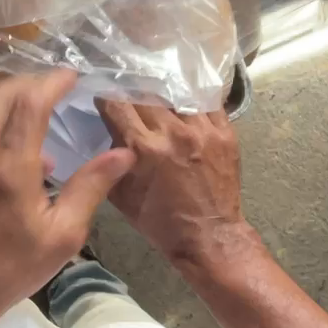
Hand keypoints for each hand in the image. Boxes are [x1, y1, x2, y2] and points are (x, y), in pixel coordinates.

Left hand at [0, 71, 133, 327]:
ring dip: (11, 117)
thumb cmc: (14, 270)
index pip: (29, 104)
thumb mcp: (63, 235)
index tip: (71, 76)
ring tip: (39, 139)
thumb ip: (90, 188)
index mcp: (8, 170)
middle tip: (53, 90)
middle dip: (28, 84)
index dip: (52, 82)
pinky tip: (12, 172)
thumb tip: (123, 155)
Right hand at [96, 99, 260, 271]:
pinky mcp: (225, 133)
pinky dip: (191, 101)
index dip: (107, 98)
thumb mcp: (121, 195)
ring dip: (162, 95)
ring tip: (155, 97)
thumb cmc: (158, 221)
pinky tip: (183, 103)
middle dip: (133, 93)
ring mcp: (203, 130)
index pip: (119, 107)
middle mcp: (173, 133)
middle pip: (147, 96)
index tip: (102, 96)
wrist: (207, 234)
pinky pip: (207, 103)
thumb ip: (112, 163)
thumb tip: (109, 135)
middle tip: (126, 93)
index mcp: (144, 149)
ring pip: (177, 95)